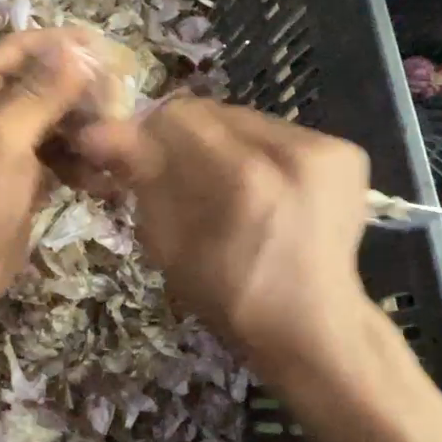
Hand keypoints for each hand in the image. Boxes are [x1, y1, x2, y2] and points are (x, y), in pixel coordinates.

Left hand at [0, 29, 95, 316]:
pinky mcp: (21, 181)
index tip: (108, 49)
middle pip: (43, 84)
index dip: (61, 44)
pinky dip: (80, 163)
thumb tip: (76, 48)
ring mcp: (4, 148)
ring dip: (86, 130)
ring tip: (115, 144)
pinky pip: (57, 158)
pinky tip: (105, 179)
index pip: (21, 48)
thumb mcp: (3, 139)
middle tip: (120, 105)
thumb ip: (40, 93)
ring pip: (55, 122)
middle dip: (81, 92)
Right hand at [74, 99, 374, 359]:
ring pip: (243, 118)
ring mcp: (326, 148)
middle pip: (212, 112)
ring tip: (218, 183)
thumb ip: (140, 178)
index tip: (133, 157)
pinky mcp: (345, 151)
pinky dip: (254, 150)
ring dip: (219, 141)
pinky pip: (275, 131)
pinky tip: (257, 186)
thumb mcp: (170, 246)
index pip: (178, 117)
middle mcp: (293, 151)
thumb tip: (96, 131)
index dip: (147, 134)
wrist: (316, 329)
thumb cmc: (233, 298)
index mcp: (247, 178)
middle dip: (183, 138)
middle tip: (172, 173)